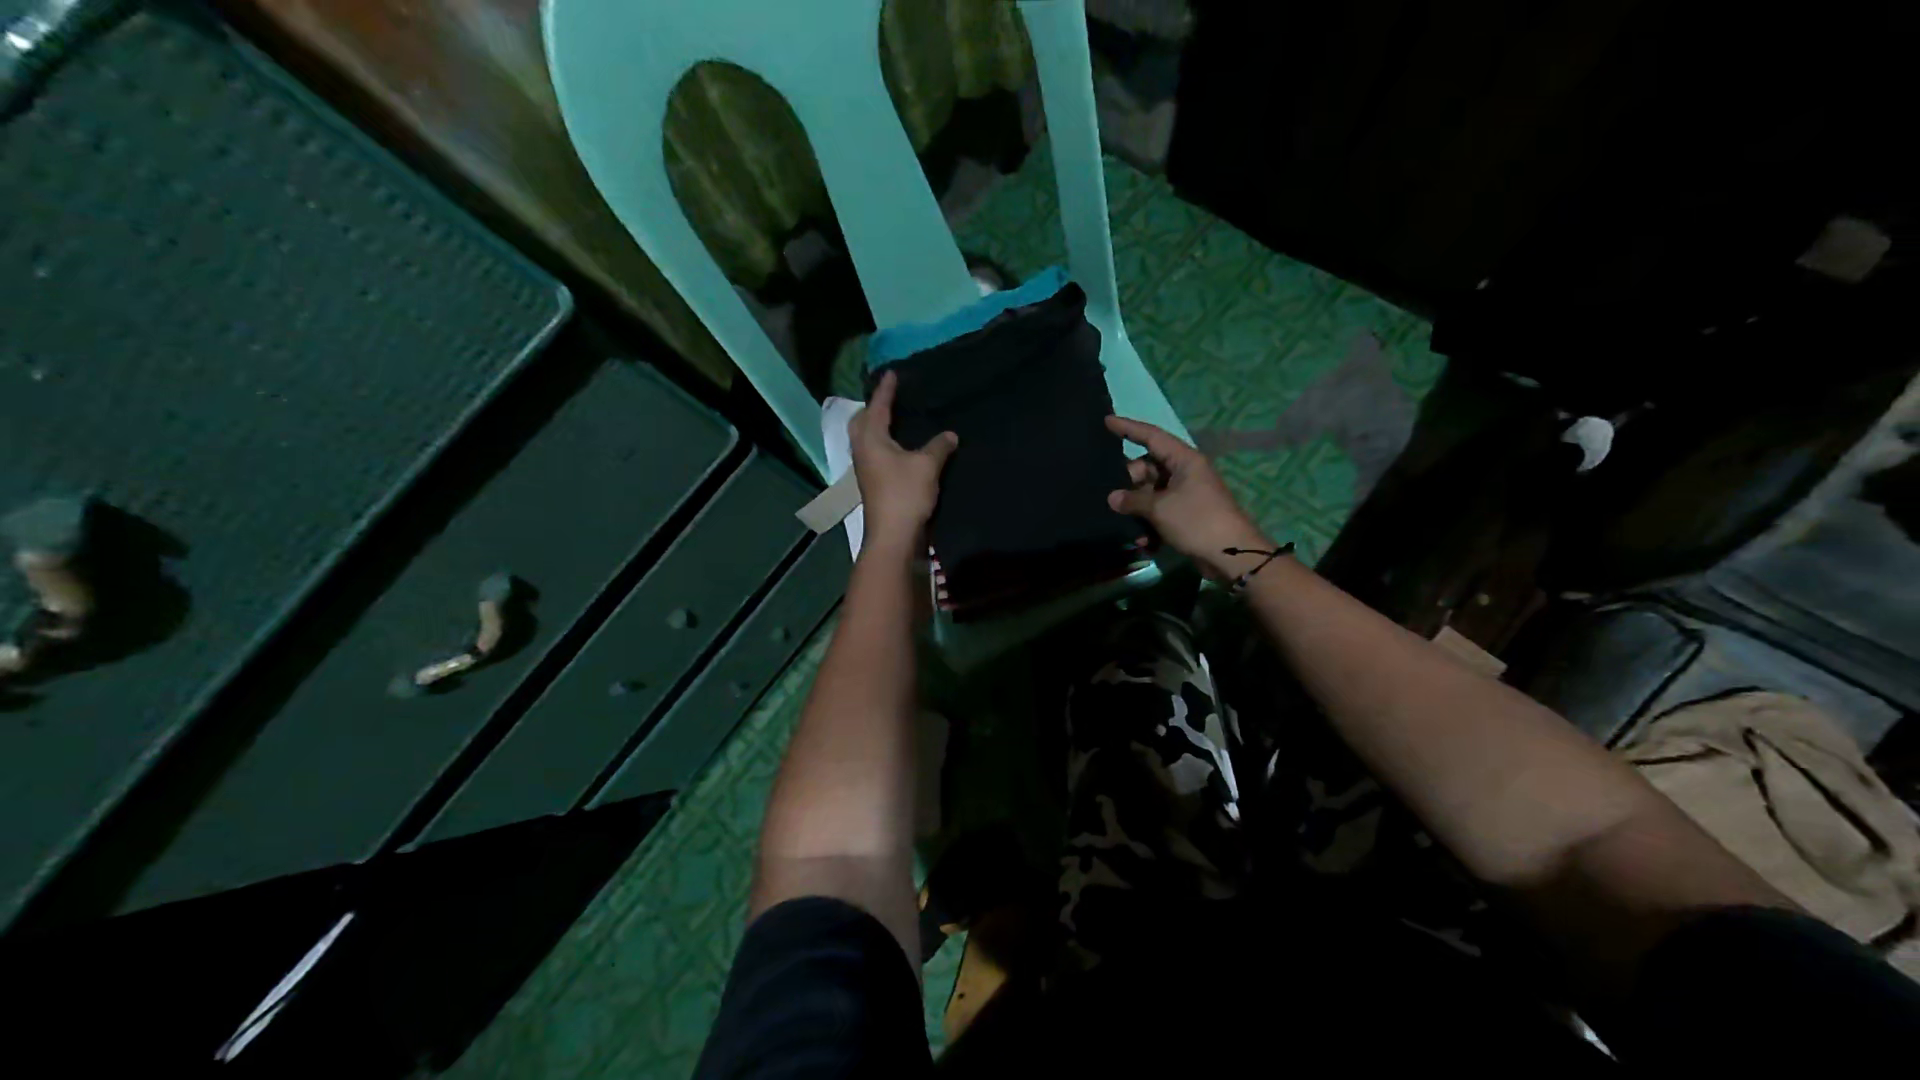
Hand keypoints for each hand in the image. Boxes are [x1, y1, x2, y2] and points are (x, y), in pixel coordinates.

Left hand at [851, 371, 958, 553]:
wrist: (893, 535)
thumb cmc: (905, 494)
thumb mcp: (927, 466)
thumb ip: (938, 446)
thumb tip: (950, 434)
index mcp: (871, 439)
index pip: (878, 407)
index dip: (886, 390)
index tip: (891, 373)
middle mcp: (862, 450)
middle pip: (861, 422)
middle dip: (873, 407)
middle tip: (888, 398)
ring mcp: (864, 469)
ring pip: (865, 439)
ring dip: (875, 426)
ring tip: (892, 419)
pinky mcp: (872, 483)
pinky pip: (873, 452)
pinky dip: (882, 442)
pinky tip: (897, 446)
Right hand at [1105, 415, 1270, 579]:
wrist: (1232, 555)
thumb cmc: (1197, 521)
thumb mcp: (1160, 508)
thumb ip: (1132, 500)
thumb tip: (1112, 498)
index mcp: (1184, 460)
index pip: (1152, 436)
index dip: (1128, 428)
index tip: (1106, 421)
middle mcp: (1185, 472)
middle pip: (1148, 467)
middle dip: (1129, 480)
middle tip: (1113, 496)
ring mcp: (1185, 494)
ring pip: (1151, 491)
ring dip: (1137, 507)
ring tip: (1124, 521)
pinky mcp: (1185, 515)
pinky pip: (1159, 511)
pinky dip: (1149, 523)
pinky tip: (1142, 541)